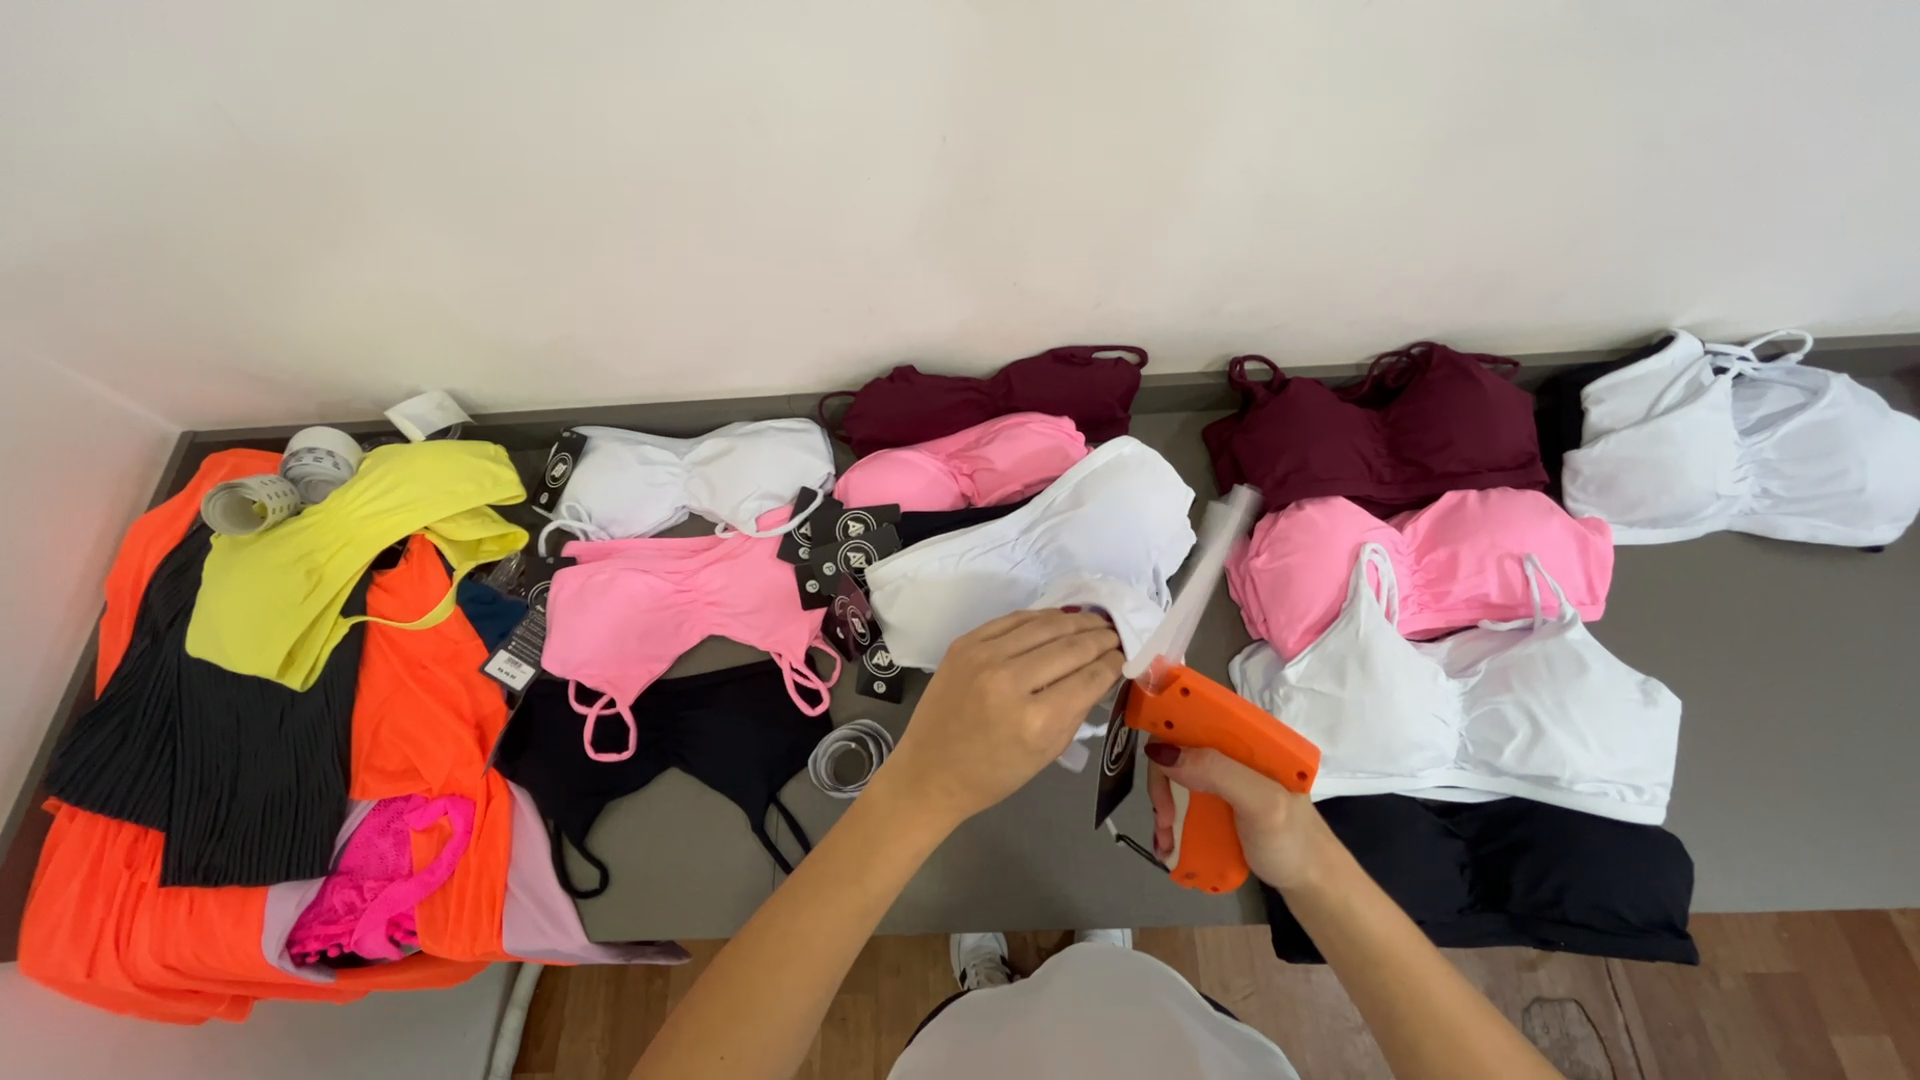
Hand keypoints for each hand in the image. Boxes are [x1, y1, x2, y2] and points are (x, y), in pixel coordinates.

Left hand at [874, 609, 1122, 829]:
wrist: (929, 771)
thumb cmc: (992, 775)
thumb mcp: (1047, 753)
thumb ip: (1077, 710)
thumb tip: (1102, 673)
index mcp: (1036, 719)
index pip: (1090, 676)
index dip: (1114, 662)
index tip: (1125, 655)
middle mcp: (1010, 681)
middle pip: (1071, 646)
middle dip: (1101, 637)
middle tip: (1117, 635)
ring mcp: (983, 657)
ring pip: (1045, 624)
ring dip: (1076, 620)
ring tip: (1095, 621)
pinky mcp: (965, 644)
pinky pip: (1013, 619)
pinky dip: (1041, 617)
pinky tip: (1059, 619)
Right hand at [1145, 744, 1335, 892]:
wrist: (1313, 886)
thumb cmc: (1294, 842)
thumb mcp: (1261, 803)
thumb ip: (1217, 771)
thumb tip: (1159, 751)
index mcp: (1249, 738)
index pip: (1196, 716)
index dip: (1168, 733)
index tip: (1156, 768)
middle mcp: (1233, 753)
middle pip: (1179, 750)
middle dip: (1163, 785)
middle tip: (1164, 818)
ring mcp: (1224, 780)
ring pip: (1176, 779)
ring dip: (1163, 809)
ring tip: (1165, 841)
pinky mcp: (1218, 805)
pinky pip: (1182, 804)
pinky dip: (1169, 823)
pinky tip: (1167, 845)